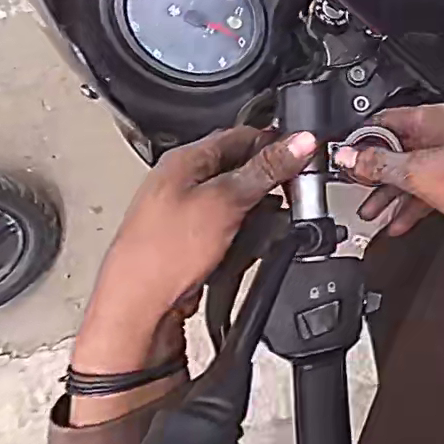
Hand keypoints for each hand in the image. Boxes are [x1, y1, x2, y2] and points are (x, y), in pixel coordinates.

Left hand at [77, 128, 316, 369]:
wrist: (139, 309)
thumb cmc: (162, 253)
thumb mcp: (225, 202)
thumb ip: (265, 170)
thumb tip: (299, 142)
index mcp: (185, 160)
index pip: (243, 135)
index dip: (277, 144)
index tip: (303, 157)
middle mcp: (184, 182)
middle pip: (243, 166)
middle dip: (272, 179)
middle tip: (294, 191)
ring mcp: (190, 211)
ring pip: (240, 197)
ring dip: (262, 208)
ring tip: (274, 220)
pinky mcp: (196, 239)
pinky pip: (233, 225)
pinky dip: (250, 231)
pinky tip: (255, 242)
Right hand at [333, 105, 443, 272]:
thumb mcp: (421, 175)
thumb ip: (381, 164)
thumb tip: (349, 155)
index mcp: (433, 120)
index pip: (383, 121)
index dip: (360, 141)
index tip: (343, 160)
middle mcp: (443, 134)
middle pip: (394, 147)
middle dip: (373, 170)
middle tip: (355, 187)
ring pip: (409, 171)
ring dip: (389, 192)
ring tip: (371, 211)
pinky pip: (425, 188)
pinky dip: (410, 204)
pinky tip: (398, 221)